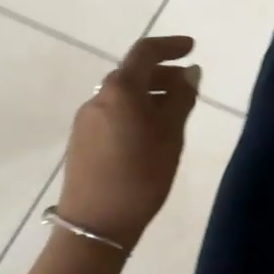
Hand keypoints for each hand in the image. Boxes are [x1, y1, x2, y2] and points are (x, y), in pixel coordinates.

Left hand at [54, 36, 201, 248]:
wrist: (94, 228)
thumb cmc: (140, 174)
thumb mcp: (172, 133)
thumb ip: (182, 97)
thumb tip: (190, 72)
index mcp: (121, 89)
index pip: (145, 51)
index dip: (170, 46)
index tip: (192, 49)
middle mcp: (98, 98)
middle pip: (133, 72)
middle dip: (162, 74)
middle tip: (188, 88)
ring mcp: (85, 121)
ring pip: (122, 95)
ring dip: (149, 94)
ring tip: (172, 114)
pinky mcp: (80, 142)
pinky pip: (112, 113)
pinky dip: (134, 111)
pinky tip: (149, 134)